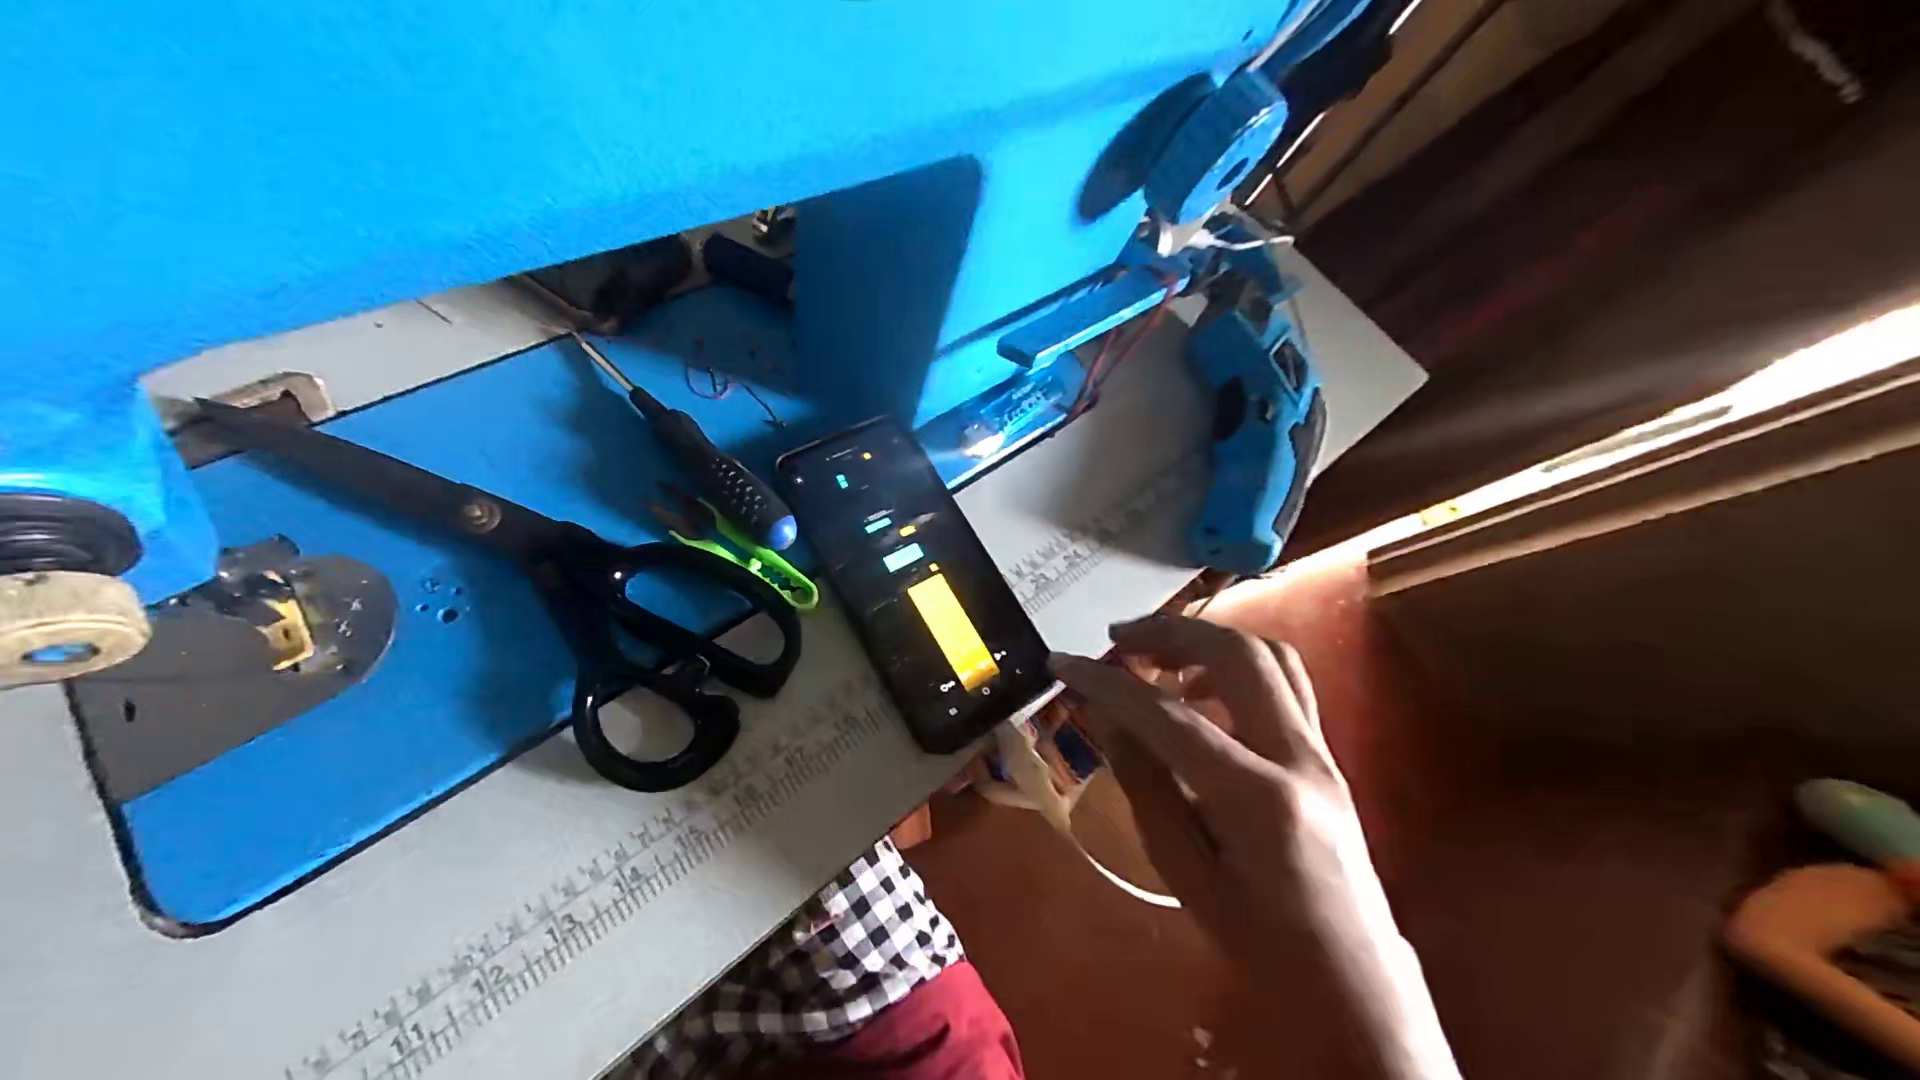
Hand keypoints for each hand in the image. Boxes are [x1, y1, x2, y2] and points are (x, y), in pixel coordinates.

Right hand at [1050, 614, 1457, 1079]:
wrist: (1353, 982)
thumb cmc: (1259, 942)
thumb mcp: (1184, 874)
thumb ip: (1145, 785)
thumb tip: (1108, 717)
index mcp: (1257, 799)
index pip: (1168, 715)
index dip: (1108, 683)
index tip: (1063, 662)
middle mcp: (1299, 758)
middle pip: (1237, 656)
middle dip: (1170, 632)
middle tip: (1118, 638)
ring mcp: (1322, 752)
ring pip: (1270, 656)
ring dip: (1207, 640)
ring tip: (1157, 656)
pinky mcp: (1325, 754)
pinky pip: (1283, 683)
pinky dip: (1233, 666)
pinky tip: (1199, 692)